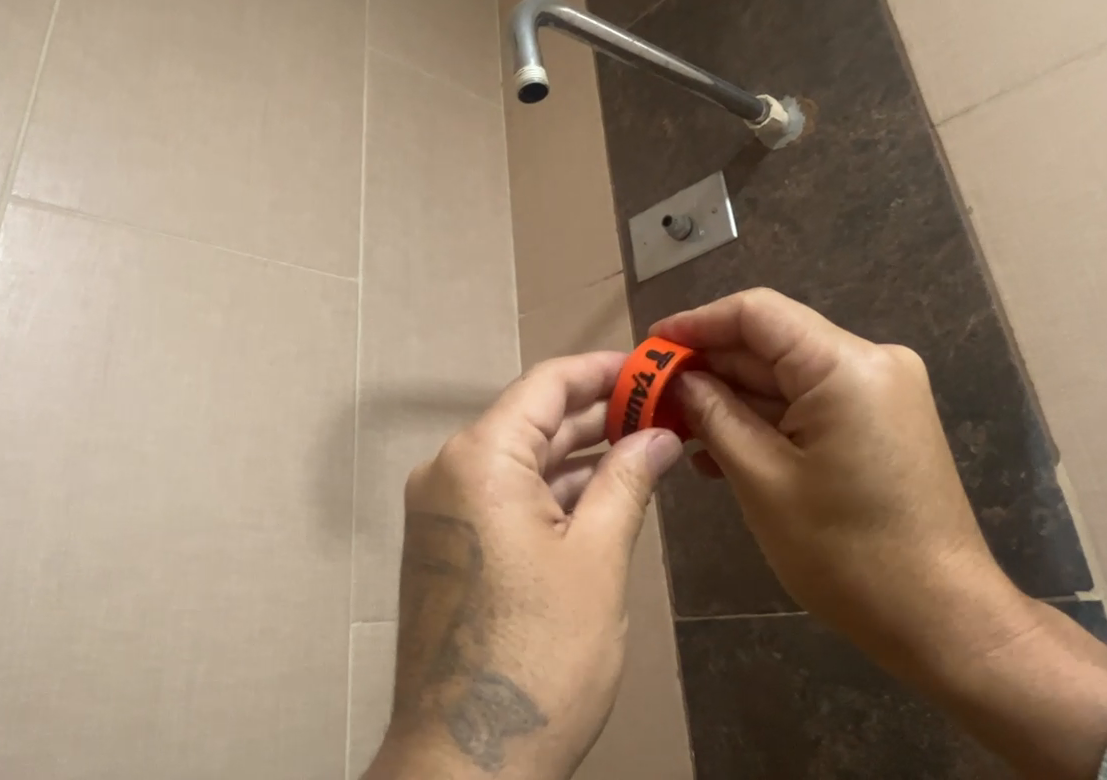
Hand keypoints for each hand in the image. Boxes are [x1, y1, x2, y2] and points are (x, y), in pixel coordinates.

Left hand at [366, 353, 683, 779]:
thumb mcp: (597, 558)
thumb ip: (627, 480)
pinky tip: (605, 491)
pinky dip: (554, 492)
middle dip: (598, 414)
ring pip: (522, 461)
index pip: (545, 385)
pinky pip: (507, 497)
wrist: (466, 758)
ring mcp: (443, 510)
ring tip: (646, 443)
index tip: (650, 366)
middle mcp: (448, 472)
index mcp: (478, 459)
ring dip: (580, 454)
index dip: (601, 370)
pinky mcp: (450, 545)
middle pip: (532, 420)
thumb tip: (659, 433)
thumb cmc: (539, 654)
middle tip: (663, 407)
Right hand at [654, 289, 1106, 779]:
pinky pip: (809, 401)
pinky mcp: (880, 420)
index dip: (696, 323)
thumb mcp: (761, 480)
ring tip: (676, 427)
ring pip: (785, 374)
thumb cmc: (846, 554)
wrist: (942, 620)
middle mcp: (870, 362)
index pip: (756, 313)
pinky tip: (720, 449)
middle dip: (709, 366)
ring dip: (732, 397)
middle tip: (652, 393)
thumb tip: (676, 379)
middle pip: (770, 342)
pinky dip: (765, 418)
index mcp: (845, 366)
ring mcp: (880, 391)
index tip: (649, 348)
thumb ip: (712, 414)